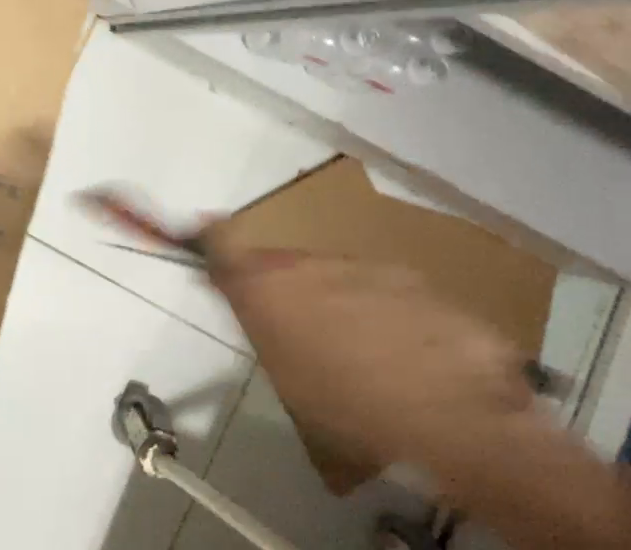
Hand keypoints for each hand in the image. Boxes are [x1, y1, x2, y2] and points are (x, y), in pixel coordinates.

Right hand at [209, 246, 536, 474]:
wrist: (460, 424)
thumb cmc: (347, 407)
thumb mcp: (282, 373)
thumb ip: (262, 326)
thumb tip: (248, 302)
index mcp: (267, 282)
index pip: (220, 239)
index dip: (209, 236)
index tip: (199, 234)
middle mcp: (317, 263)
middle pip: (291, 264)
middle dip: (292, 287)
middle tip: (302, 328)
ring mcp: (381, 272)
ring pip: (349, 279)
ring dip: (348, 302)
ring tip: (367, 351)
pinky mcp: (437, 292)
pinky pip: (404, 300)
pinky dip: (401, 321)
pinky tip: (417, 361)